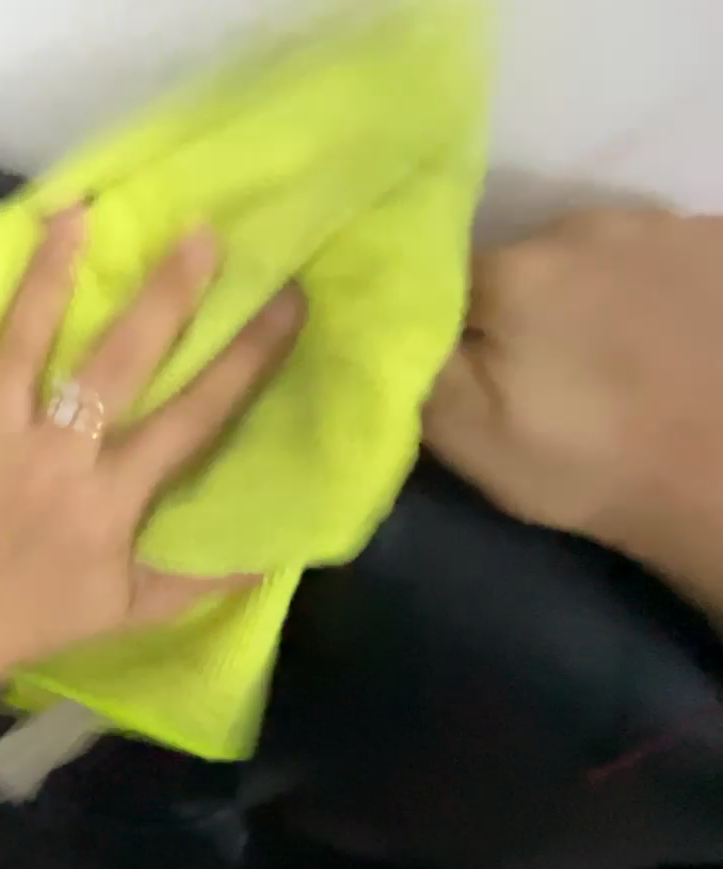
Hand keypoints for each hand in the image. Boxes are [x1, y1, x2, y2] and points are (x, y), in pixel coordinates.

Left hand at [0, 205, 306, 675]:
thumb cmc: (46, 615)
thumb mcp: (134, 611)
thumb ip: (202, 581)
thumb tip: (276, 549)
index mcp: (107, 502)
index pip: (190, 420)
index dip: (243, 360)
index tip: (286, 302)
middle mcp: (51, 462)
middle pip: (110, 367)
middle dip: (160, 297)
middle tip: (198, 233)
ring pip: (18, 352)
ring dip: (44, 282)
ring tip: (69, 217)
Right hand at [424, 209, 722, 580]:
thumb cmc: (577, 462)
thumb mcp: (455, 427)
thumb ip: (404, 359)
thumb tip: (368, 315)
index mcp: (517, 268)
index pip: (433, 279)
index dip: (429, 323)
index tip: (441, 365)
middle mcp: (595, 226)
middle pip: (512, 260)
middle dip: (502, 305)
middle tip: (514, 367)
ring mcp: (677, 229)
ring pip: (582, 256)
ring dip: (572, 295)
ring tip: (586, 355)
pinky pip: (649, 259)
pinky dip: (636, 292)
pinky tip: (646, 340)